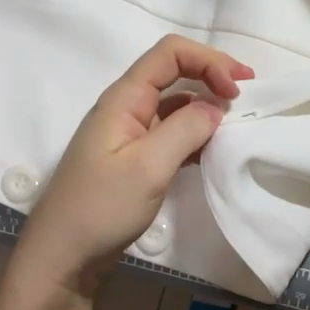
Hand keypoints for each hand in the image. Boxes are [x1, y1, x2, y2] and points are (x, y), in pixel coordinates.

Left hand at [13, 35, 252, 299]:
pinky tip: (213, 150)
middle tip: (248, 96)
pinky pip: (170, 132)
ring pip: (174, 104)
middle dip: (212, 76)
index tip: (237, 89)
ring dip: (206, 106)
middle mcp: (126, 108)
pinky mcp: (133, 160)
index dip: (208, 61)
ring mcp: (128, 134)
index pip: (170, 53)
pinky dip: (195, 133)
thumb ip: (186, 129)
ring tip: (236, 124)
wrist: (61, 257)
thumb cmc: (100, 208)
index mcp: (124, 98)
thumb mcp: (149, 166)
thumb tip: (215, 108)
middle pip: (174, 72)